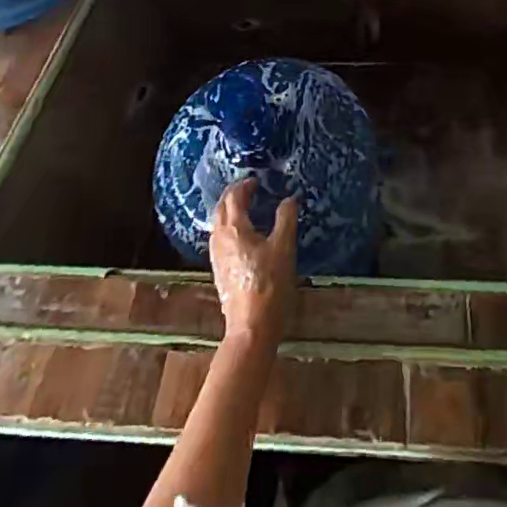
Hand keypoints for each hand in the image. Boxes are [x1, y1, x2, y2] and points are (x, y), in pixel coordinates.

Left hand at [208, 178, 297, 345]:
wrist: (251, 326)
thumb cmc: (270, 284)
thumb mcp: (284, 248)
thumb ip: (286, 219)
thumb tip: (290, 198)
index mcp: (235, 228)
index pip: (234, 197)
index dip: (244, 185)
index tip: (257, 181)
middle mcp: (220, 238)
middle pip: (221, 208)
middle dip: (233, 195)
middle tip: (249, 189)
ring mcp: (216, 255)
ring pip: (218, 223)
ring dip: (229, 210)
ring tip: (245, 207)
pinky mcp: (218, 269)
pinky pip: (219, 237)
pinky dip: (228, 226)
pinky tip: (241, 234)